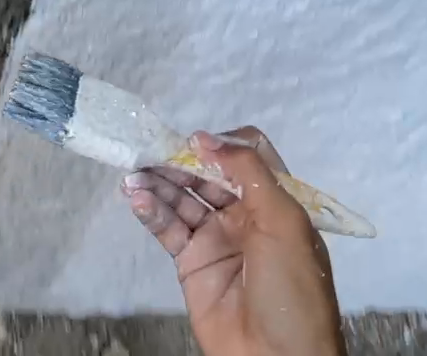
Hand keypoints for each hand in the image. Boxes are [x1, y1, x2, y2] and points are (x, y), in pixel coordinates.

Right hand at [122, 129, 344, 355]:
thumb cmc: (291, 287)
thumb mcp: (284, 222)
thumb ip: (246, 171)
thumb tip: (203, 138)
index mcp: (274, 203)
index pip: (246, 156)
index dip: (222, 145)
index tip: (199, 145)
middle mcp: (243, 215)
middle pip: (205, 174)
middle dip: (179, 160)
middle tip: (149, 150)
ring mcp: (215, 237)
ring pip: (182, 197)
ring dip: (158, 182)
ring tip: (134, 174)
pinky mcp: (191, 261)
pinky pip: (168, 227)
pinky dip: (150, 210)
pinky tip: (137, 199)